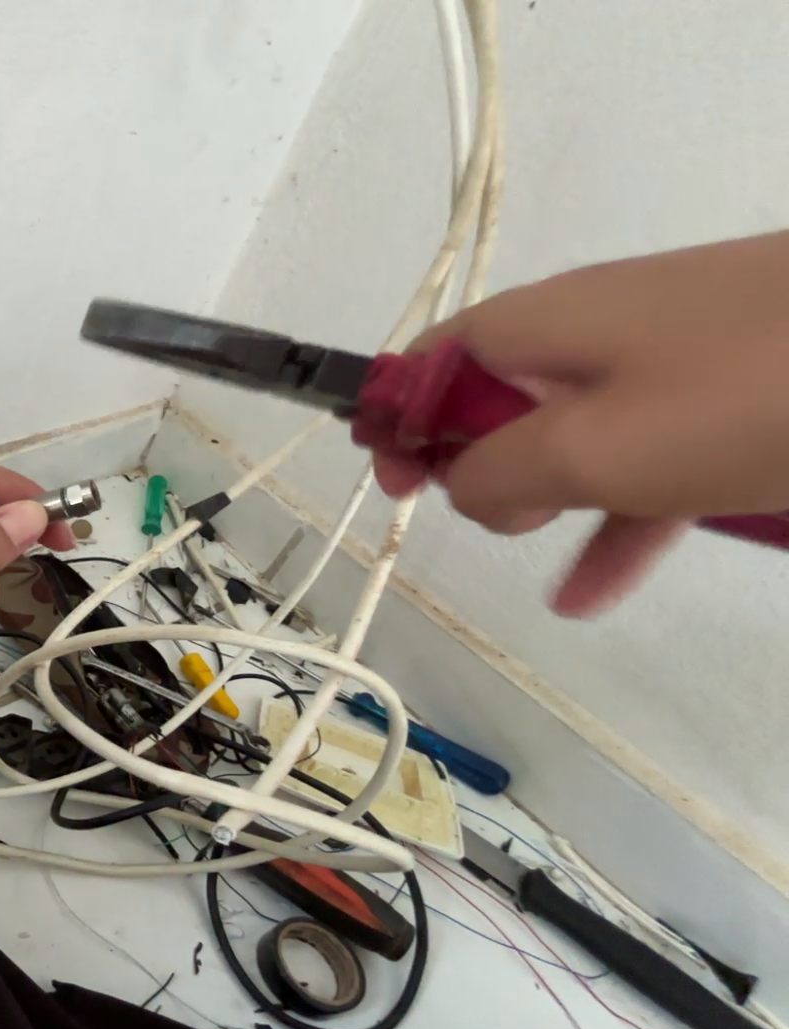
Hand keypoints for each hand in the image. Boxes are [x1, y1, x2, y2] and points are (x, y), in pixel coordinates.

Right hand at [373, 231, 788, 616]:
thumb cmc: (752, 393)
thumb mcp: (585, 450)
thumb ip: (486, 476)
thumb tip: (464, 489)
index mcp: (531, 326)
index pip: (420, 366)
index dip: (390, 423)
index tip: (397, 484)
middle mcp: (587, 331)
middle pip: (489, 401)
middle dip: (468, 464)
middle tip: (482, 517)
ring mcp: (669, 360)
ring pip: (568, 437)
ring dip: (542, 499)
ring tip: (538, 554)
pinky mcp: (737, 391)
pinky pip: (649, 459)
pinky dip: (617, 518)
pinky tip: (597, 587)